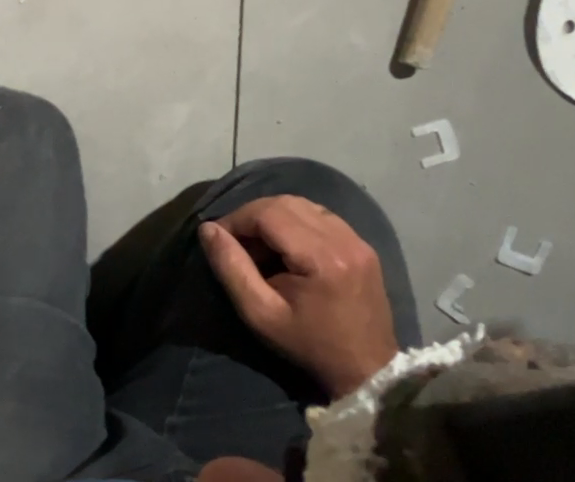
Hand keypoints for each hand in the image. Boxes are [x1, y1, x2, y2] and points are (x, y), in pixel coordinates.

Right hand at [198, 196, 398, 397]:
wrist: (366, 371)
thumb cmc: (308, 344)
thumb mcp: (259, 313)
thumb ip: (231, 267)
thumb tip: (208, 229)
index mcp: (321, 258)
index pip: (267, 213)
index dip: (236, 219)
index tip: (219, 238)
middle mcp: (344, 240)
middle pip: (284, 203)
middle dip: (252, 216)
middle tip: (237, 241)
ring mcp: (358, 241)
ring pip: (302, 205)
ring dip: (273, 216)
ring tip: (260, 244)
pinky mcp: (362, 246)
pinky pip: (320, 216)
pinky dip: (295, 221)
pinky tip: (286, 246)